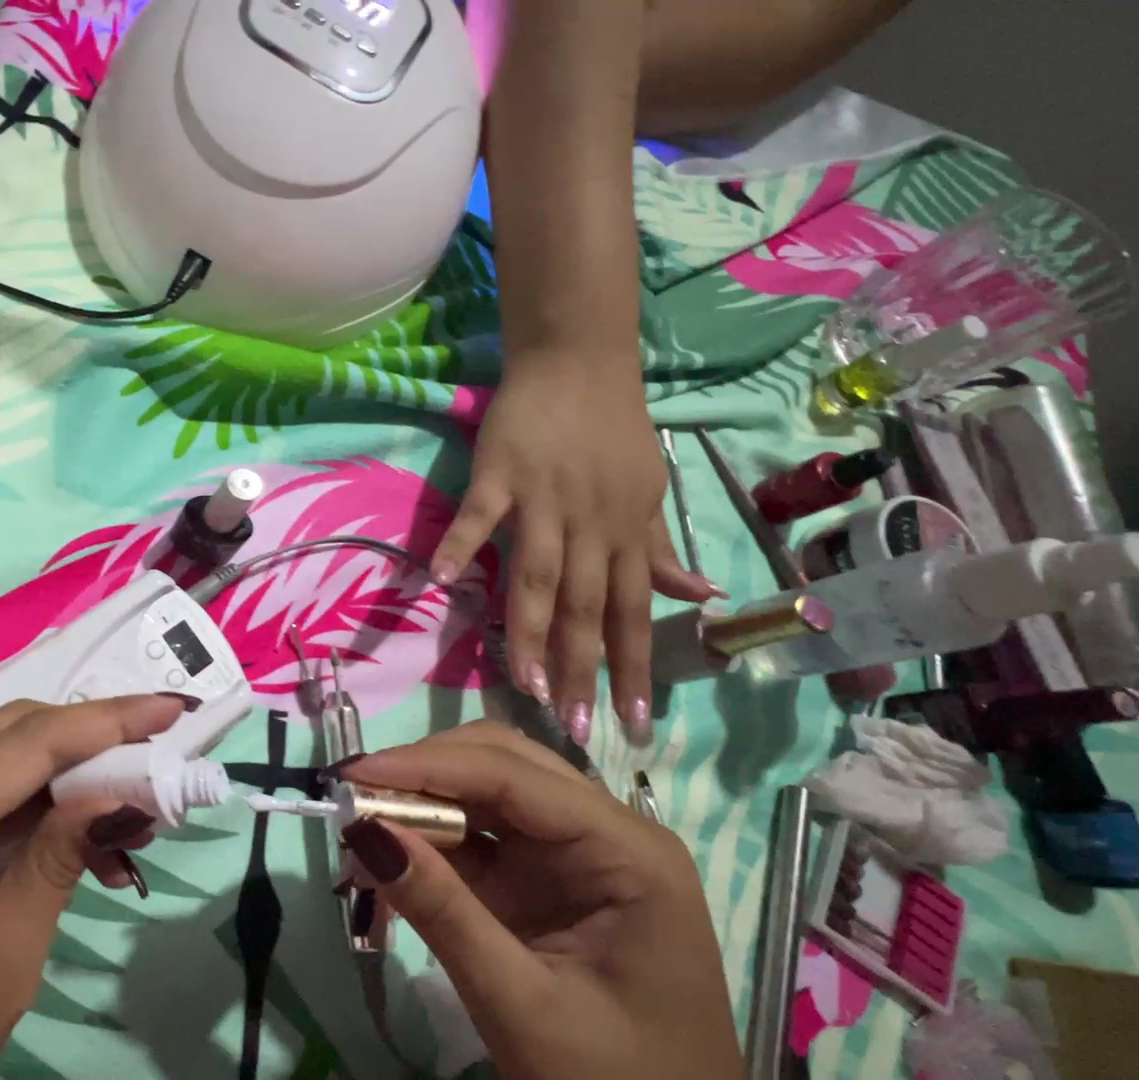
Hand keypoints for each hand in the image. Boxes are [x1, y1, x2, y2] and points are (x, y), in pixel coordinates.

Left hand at [0, 695, 181, 1079]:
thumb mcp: (0, 966)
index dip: (105, 720)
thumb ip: (56, 862)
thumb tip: (118, 790)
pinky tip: (60, 826)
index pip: (25, 744)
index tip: (170, 708)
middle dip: (85, 733)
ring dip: (53, 762)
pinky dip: (13, 791)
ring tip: (119, 806)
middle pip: (2, 728)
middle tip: (152, 757)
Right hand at [332, 722, 741, 1079]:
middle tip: (350, 798)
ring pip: (487, 793)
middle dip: (423, 774)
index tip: (349, 776)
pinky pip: (482, 838)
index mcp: (627, 851)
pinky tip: (388, 855)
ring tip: (358, 825)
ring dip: (422, 803)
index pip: (514, 775)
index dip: (426, 765)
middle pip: (503, 765)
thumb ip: (444, 912)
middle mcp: (605, 833)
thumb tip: (362, 831)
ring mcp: (576, 856)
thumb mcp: (523, 1005)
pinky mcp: (548, 881)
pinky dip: (432, 841)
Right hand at [431, 358, 717, 744]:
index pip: (634, 611)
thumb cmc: (611, 429)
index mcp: (627, 530)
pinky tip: (440, 579)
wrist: (579, 362)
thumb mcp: (650, 489)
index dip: (634, 668)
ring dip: (531, 630)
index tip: (634, 724)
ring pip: (539, 573)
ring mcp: (543, 498)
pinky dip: (460, 542)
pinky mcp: (499, 472)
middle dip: (583, 668)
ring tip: (524, 683)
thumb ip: (659, 546)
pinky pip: (480, 513)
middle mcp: (590, 524)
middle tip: (573, 726)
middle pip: (587, 605)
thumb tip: (698, 597)